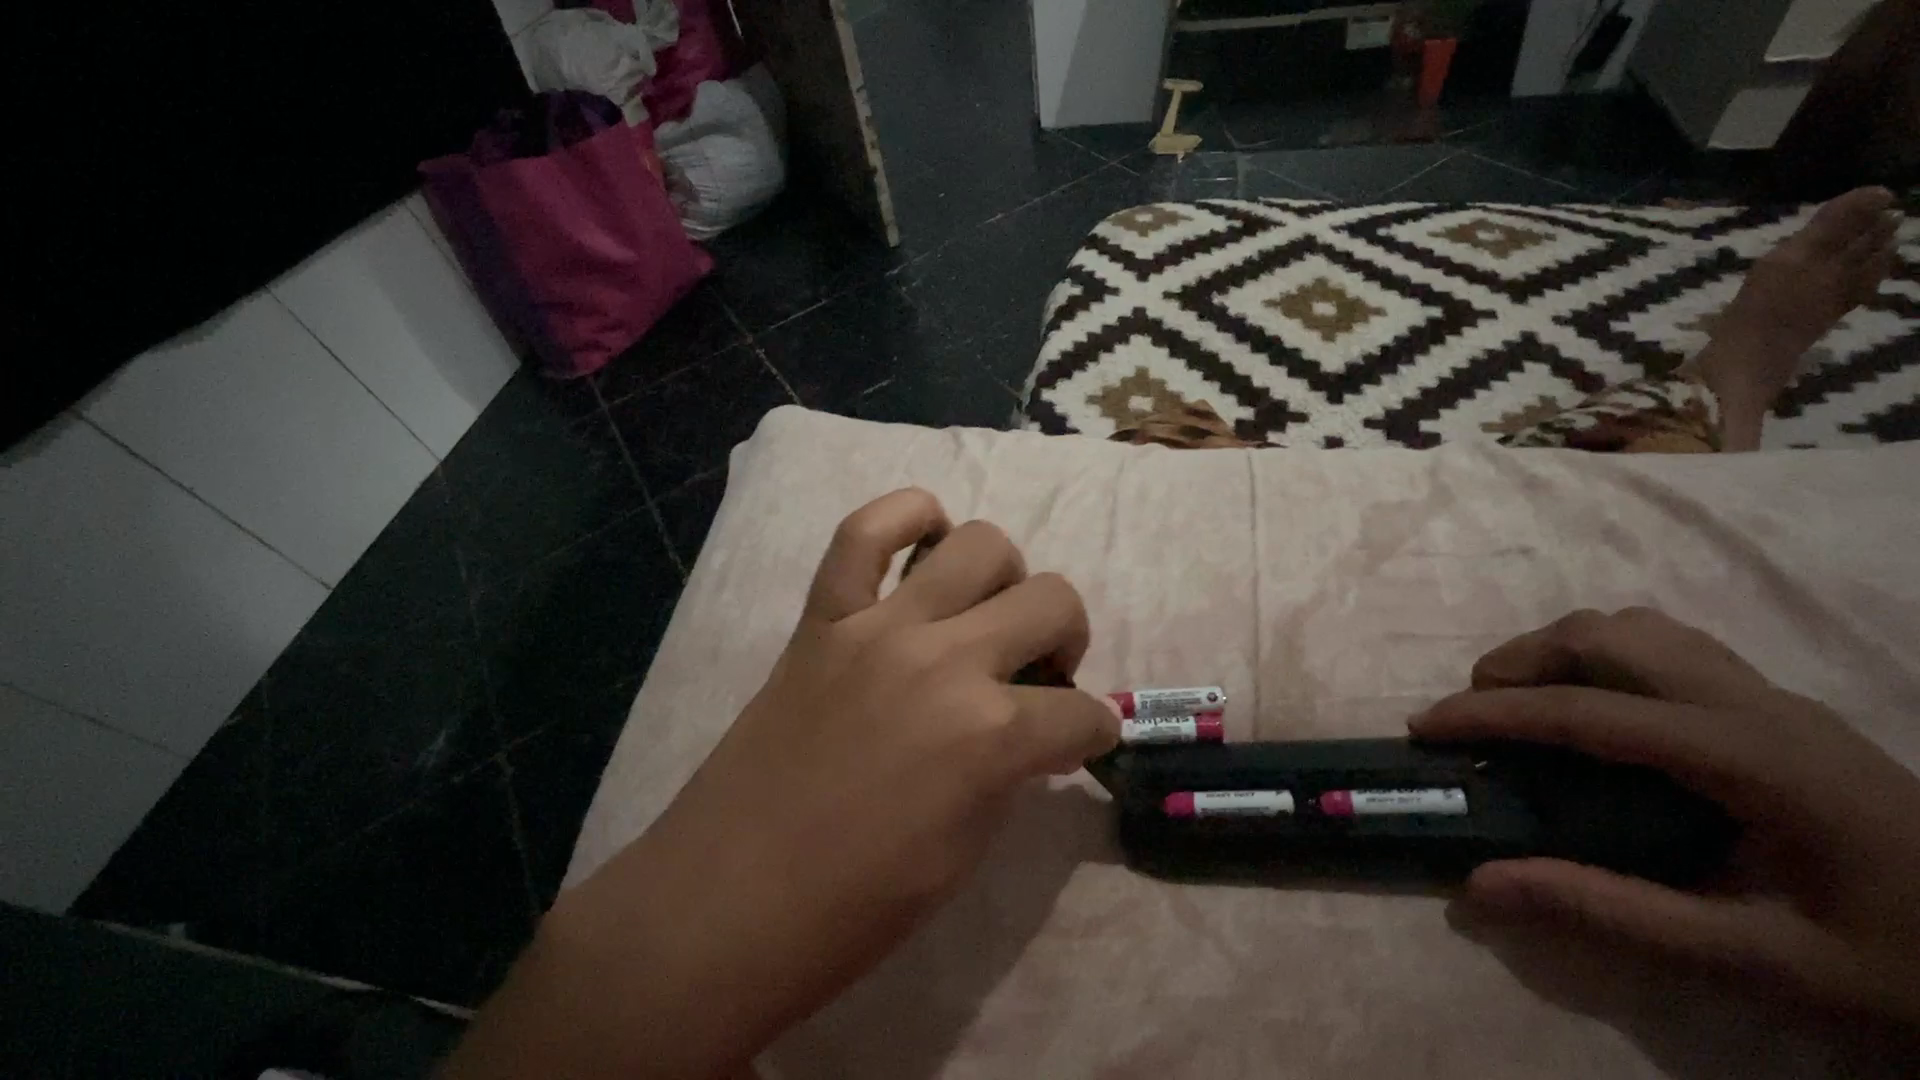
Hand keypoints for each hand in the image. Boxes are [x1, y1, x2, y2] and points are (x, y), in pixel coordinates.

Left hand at [442, 489, 1118, 1079]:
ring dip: (1005, 580)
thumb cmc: (855, 904)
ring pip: (979, 544)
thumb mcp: (965, 851)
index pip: (1082, 714)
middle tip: (1040, 678)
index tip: (1085, 740)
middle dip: (1067, 641)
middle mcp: (947, 660)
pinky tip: (923, 544)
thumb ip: (1010, 773)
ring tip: (985, 619)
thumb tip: (1034, 735)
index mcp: (991, 736)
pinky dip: (905, 519)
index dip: (1094, 733)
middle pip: (1051, 600)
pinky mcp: (822, 616)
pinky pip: (864, 529)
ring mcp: (879, 626)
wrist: (728, 899)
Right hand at [1411, 607, 1919, 1028]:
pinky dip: (1603, 657)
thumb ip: (1610, 913)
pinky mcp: (1778, 707)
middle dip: (1520, 660)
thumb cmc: (1894, 964)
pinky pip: (1666, 646)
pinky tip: (1595, 711)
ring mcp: (1772, 697)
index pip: (1584, 710)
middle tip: (1477, 714)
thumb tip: (1479, 884)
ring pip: (1638, 627)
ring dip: (1560, 650)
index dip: (1490, 714)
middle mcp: (1755, 704)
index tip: (1424, 726)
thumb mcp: (1755, 960)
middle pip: (1608, 635)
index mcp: (1747, 757)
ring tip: (1525, 705)